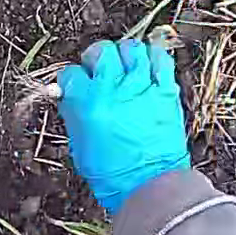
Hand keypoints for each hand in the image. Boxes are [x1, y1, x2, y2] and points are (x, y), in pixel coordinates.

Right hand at [57, 38, 189, 214]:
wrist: (148, 186)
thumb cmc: (111, 174)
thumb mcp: (79, 145)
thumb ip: (73, 115)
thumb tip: (70, 97)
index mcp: (85, 101)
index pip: (70, 73)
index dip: (72, 78)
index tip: (76, 83)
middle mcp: (112, 88)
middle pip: (101, 51)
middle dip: (97, 58)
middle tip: (100, 70)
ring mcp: (141, 86)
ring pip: (131, 48)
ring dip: (125, 55)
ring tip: (125, 66)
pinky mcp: (165, 90)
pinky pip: (161, 59)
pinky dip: (154, 57)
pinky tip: (148, 66)